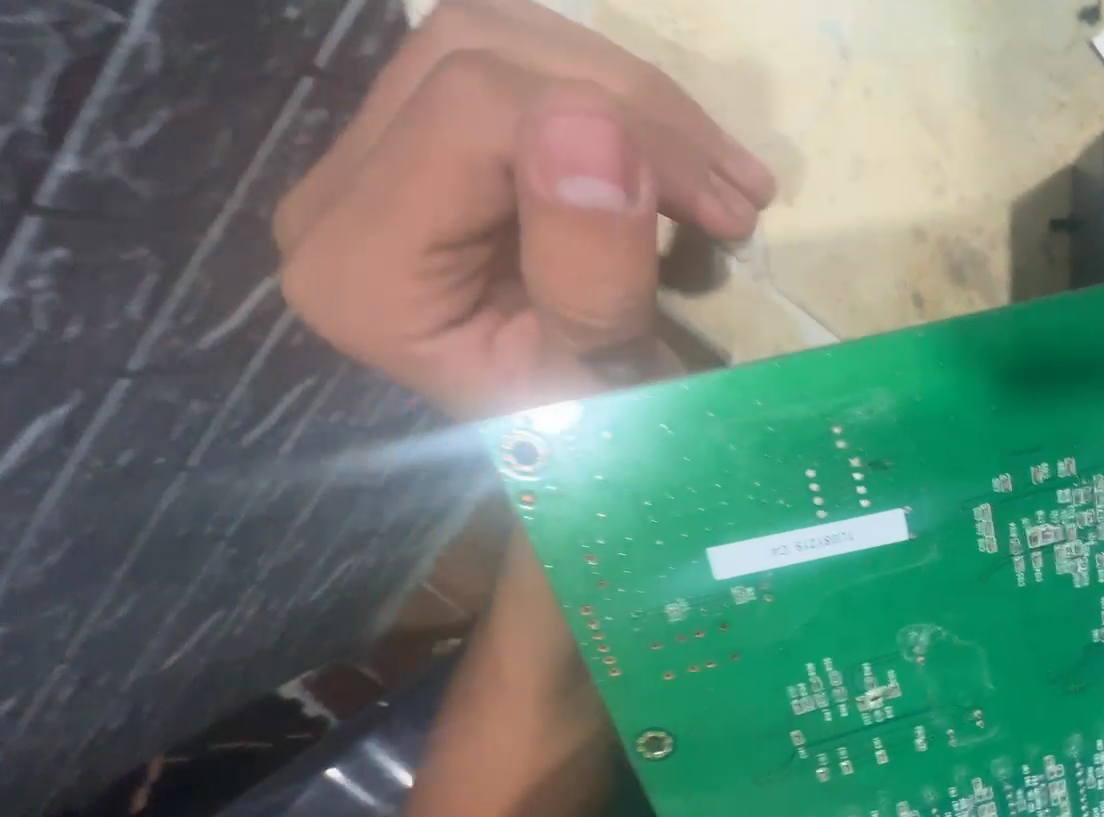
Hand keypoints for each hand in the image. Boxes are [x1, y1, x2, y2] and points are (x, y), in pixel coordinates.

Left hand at [274, 0, 775, 418]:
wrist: (581, 454)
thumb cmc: (595, 445)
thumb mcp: (603, 388)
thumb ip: (588, 278)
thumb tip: (593, 130)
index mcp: (362, 271)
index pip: (473, 115)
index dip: (618, 135)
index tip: (726, 208)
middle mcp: (337, 199)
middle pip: (476, 56)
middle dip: (635, 109)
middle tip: (733, 190)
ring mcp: (372, 163)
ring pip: (493, 38)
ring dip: (629, 95)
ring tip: (717, 173)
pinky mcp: (423, 148)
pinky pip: (508, 63)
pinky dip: (609, 93)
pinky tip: (669, 150)